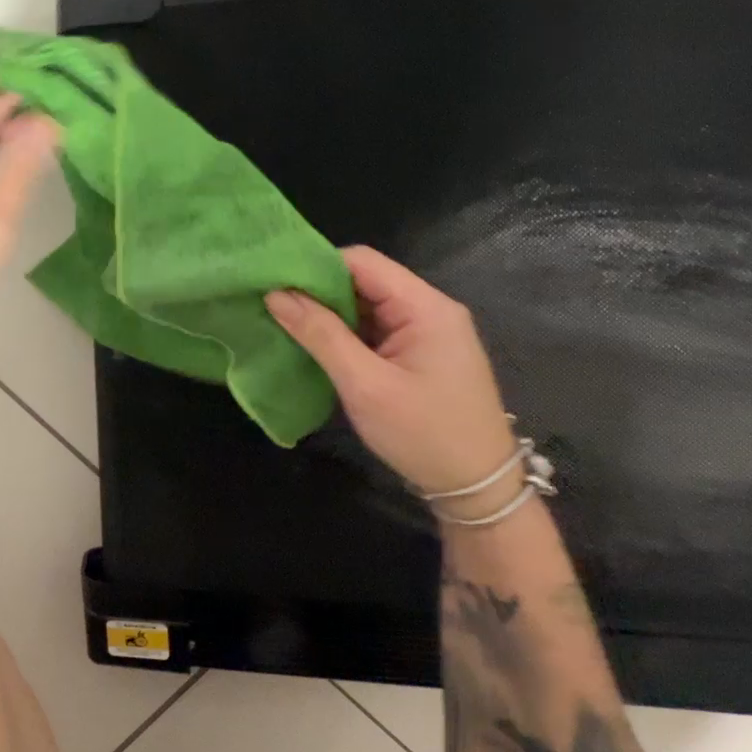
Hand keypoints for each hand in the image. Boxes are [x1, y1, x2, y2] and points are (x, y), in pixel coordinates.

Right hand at [265, 247, 516, 503]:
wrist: (479, 489)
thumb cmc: (423, 434)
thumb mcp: (365, 384)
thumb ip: (320, 334)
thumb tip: (275, 294)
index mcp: (425, 307)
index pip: (362, 261)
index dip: (316, 266)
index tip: (274, 283)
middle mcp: (429, 309)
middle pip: (364, 280)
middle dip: (318, 291)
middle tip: (272, 306)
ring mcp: (426, 332)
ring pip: (366, 305)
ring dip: (328, 314)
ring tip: (284, 324)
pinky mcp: (419, 354)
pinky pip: (374, 328)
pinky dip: (344, 333)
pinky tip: (314, 345)